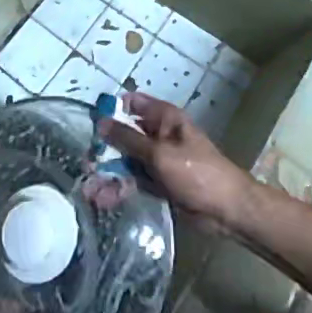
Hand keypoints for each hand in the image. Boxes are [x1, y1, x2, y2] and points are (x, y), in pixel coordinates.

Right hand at [98, 92, 256, 233]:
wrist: (225, 209)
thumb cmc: (196, 172)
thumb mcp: (159, 153)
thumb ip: (128, 139)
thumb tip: (101, 121)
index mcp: (165, 118)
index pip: (133, 103)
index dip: (112, 110)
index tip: (90, 123)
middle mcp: (160, 135)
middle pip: (126, 133)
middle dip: (106, 147)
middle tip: (85, 164)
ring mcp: (159, 159)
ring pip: (127, 160)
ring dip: (110, 172)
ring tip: (90, 190)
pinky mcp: (158, 182)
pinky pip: (134, 180)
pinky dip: (121, 187)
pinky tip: (104, 199)